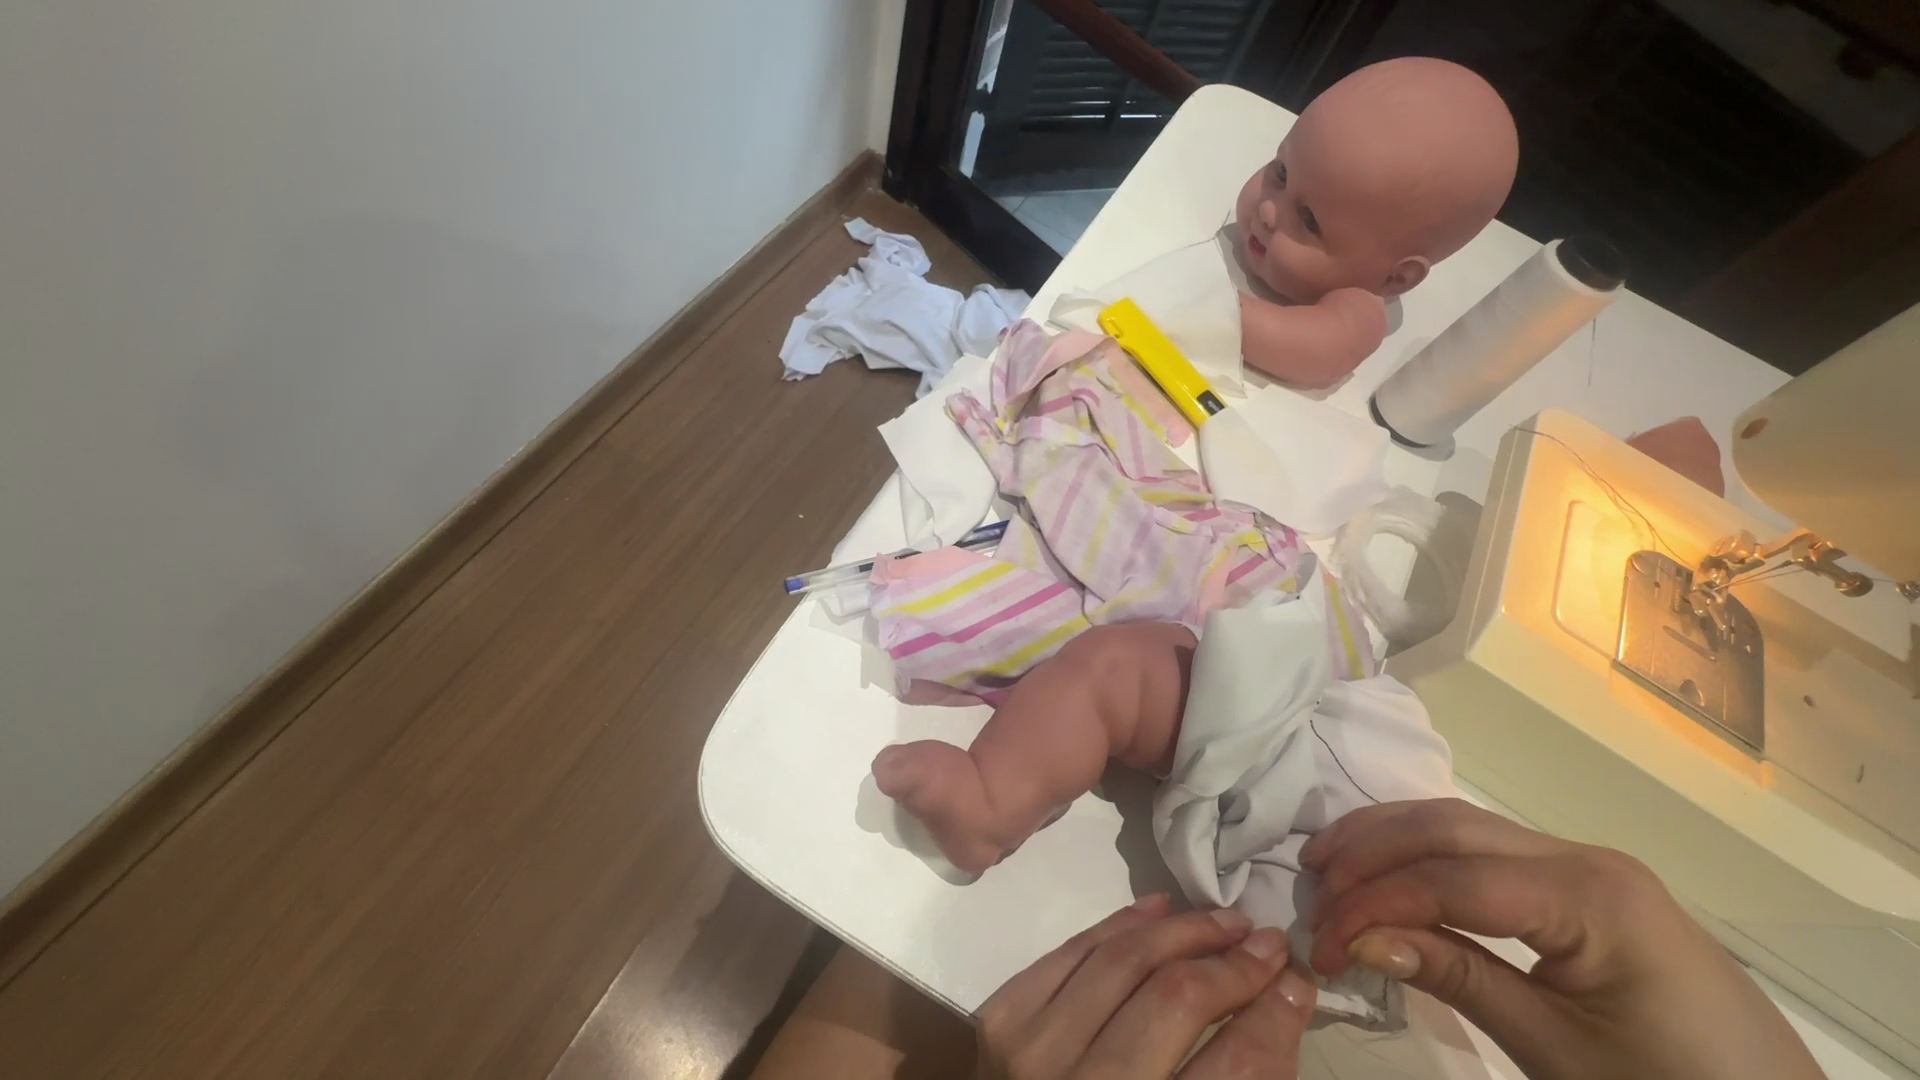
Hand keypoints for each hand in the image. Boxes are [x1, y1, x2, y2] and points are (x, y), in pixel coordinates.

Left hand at [975, 895, 1316, 1078]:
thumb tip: (1282, 1002)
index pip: (1234, 1069)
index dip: (1275, 1018)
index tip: (1299, 981)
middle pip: (1174, 1001)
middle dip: (1232, 966)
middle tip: (1268, 943)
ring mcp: (1035, 1050)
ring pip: (1122, 960)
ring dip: (1182, 931)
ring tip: (1226, 920)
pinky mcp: (1004, 1018)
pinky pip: (1072, 949)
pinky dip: (1120, 923)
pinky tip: (1159, 907)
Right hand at [1301, 799, 1825, 1079]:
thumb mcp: (1556, 1050)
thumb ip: (1456, 977)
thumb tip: (1358, 939)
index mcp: (1588, 896)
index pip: (1451, 879)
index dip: (1374, 904)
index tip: (1324, 945)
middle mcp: (1581, 856)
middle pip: (1447, 828)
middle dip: (1369, 852)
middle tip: (1310, 885)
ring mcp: (1581, 861)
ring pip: (1459, 822)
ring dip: (1387, 838)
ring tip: (1328, 861)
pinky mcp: (1578, 878)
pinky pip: (1482, 845)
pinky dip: (1423, 850)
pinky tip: (1389, 862)